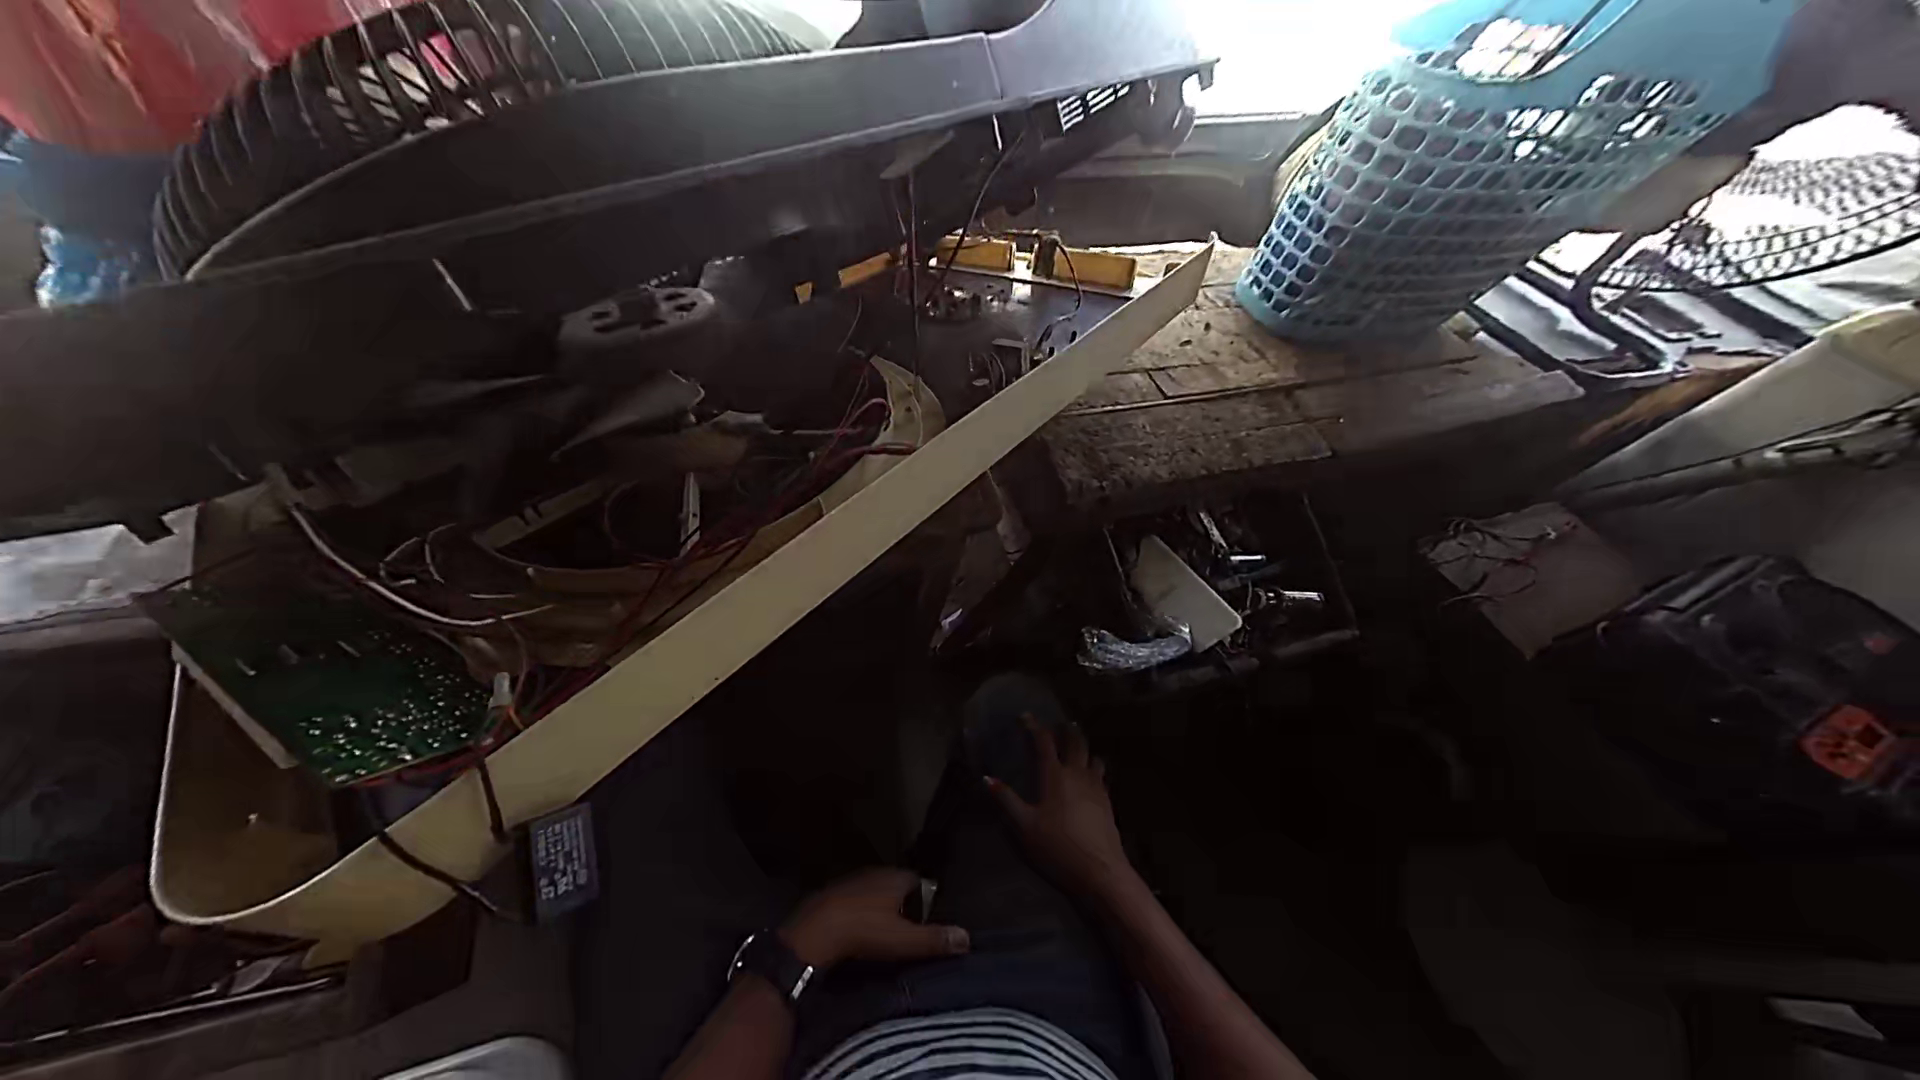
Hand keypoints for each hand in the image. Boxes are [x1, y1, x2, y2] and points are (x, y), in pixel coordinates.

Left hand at [779, 868, 969, 969]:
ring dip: (881, 907)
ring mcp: (853, 880)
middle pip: (898, 886)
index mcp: (897, 877)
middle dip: (904, 903)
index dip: (926, 900)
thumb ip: (935, 939)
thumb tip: (968, 937)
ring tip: (885, 931)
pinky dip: (861, 911)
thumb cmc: (865, 931)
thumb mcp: (904, 940)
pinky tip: (860, 930)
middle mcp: (877, 872)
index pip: (920, 882)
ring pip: (875, 892)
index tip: (928, 920)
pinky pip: (856, 900)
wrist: (815, 932)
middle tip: (909, 929)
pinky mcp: (834, 893)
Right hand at [986, 717, 1135, 900]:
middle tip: (1060, 723)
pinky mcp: (1108, 803)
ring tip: (1078, 745)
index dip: (1034, 726)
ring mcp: (1096, 787)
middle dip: (1066, 730)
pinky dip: (1094, 766)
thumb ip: (1006, 800)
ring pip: (1092, 757)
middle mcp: (1077, 774)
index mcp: (1055, 775)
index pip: (1043, 742)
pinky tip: (1091, 776)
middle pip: (1075, 742)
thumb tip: (986, 778)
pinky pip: (1101, 775)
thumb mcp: (1023, 826)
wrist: (1101, 872)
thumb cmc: (1057, 847)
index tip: (1025, 716)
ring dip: (1084, 747)